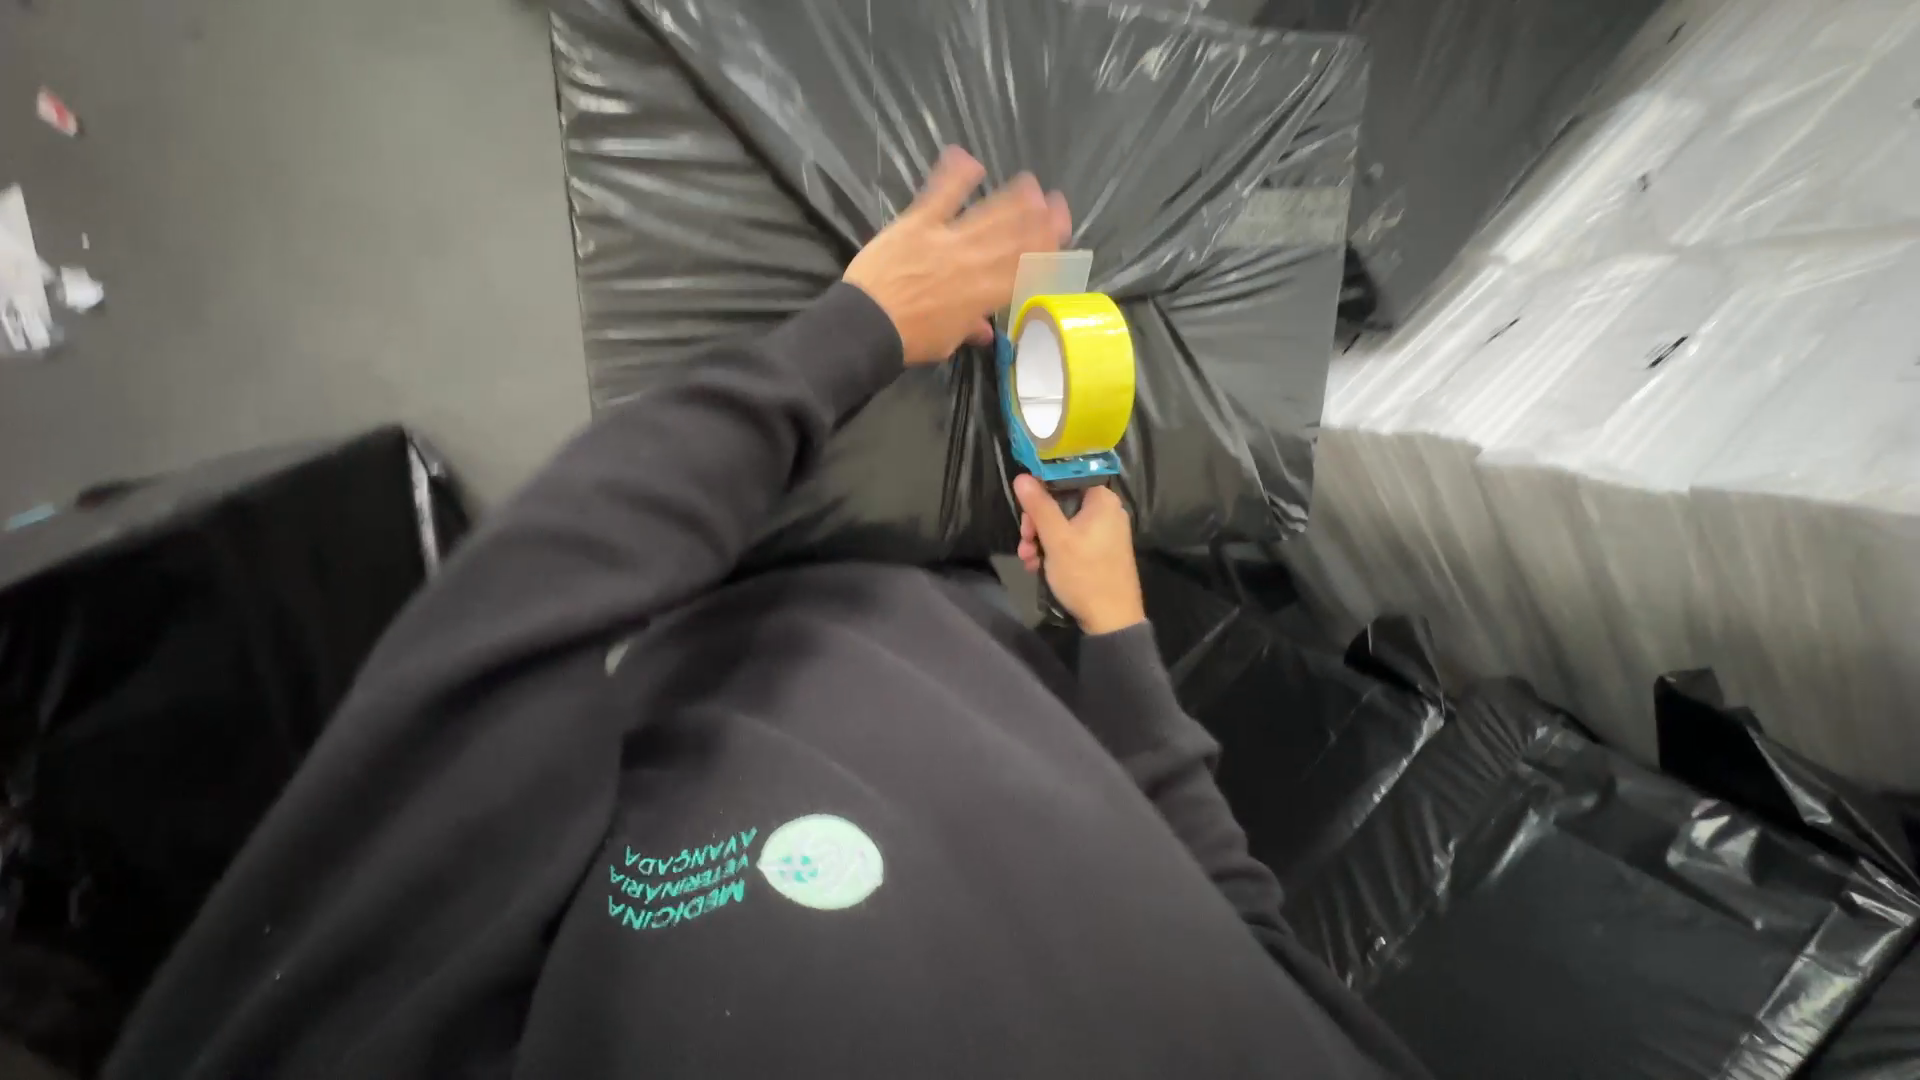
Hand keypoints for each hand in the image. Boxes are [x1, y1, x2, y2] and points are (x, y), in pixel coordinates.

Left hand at [844, 147, 1071, 365]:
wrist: (869, 325)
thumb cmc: (910, 339)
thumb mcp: (946, 341)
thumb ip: (969, 328)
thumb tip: (987, 331)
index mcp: (984, 294)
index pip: (1023, 269)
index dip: (1045, 251)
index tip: (1059, 237)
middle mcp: (974, 263)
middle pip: (1015, 237)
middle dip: (1039, 219)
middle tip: (1057, 202)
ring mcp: (947, 239)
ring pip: (989, 214)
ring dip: (1012, 197)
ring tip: (1030, 183)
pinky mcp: (918, 223)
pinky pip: (941, 194)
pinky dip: (955, 174)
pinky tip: (968, 157)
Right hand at [1014, 474, 1145, 635]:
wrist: (1111, 620)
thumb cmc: (1084, 574)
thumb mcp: (1056, 539)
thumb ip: (1039, 506)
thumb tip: (1022, 476)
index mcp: (1102, 500)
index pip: (1065, 479)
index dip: (1041, 491)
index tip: (1025, 510)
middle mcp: (1106, 511)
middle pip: (1061, 503)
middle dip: (1037, 523)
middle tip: (1025, 540)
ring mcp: (1104, 533)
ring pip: (1062, 525)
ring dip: (1040, 540)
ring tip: (1027, 559)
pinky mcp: (1099, 551)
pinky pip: (1071, 541)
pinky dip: (1053, 551)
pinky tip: (1037, 566)